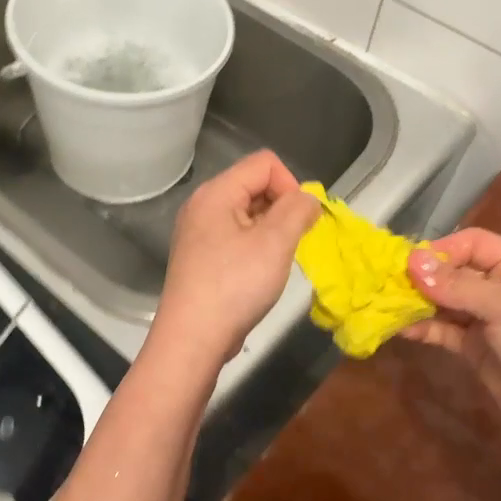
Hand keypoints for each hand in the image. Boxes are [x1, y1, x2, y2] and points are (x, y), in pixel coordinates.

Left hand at [151, 150, 320, 367]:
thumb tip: (308, 199)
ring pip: (246, 213)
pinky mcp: (199, 257)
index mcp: (216, 193)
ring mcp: (197, 232)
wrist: (192, 338)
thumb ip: (297, 211)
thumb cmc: (235, 285)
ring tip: (274, 261)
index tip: (299, 221)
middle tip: (290, 244)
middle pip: (253, 185)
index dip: (290, 185)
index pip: (264, 163)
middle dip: (281, 208)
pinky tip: (257, 275)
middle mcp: (202, 205)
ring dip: (270, 231)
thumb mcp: (275, 243)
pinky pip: (234, 237)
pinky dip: (254, 247)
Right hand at [402, 229, 500, 437]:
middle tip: (388, 283)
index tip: (410, 264)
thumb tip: (411, 262)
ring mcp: (489, 321)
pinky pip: (444, 330)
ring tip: (386, 304)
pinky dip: (423, 327)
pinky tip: (399, 327)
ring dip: (418, 302)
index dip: (442, 249)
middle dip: (424, 276)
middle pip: (455, 271)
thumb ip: (457, 285)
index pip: (474, 243)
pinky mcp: (477, 349)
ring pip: (445, 302)